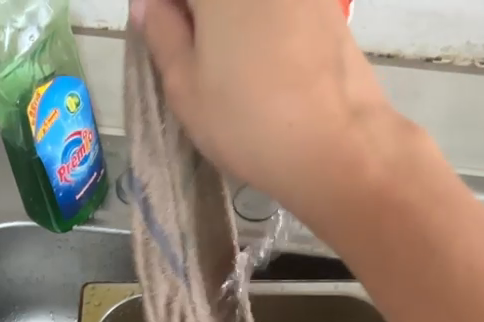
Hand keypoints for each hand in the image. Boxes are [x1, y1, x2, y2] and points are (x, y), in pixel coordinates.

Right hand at [130, 0, 408, 225]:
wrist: (334, 145)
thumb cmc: (247, 121)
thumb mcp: (185, 88)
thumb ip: (162, 35)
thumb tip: (149, 5)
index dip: (164, 12)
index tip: (160, 32)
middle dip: (195, 15)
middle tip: (190, 52)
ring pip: (246, 6)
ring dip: (229, 23)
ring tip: (227, 64)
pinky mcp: (324, 3)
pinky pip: (277, 9)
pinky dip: (261, 25)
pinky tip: (261, 64)